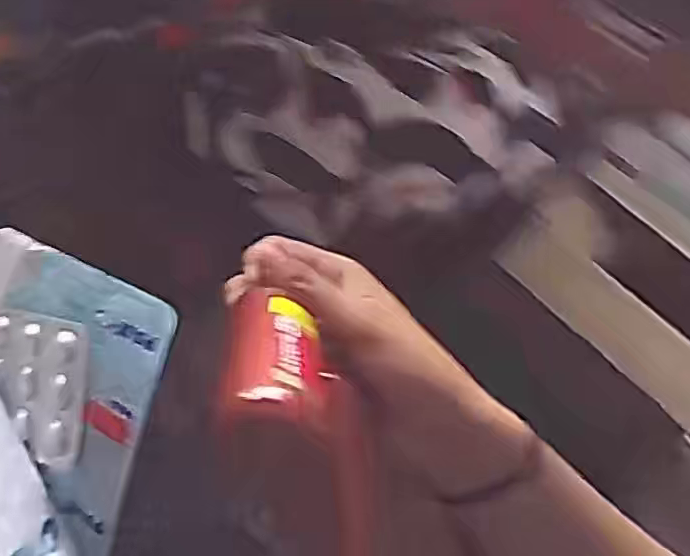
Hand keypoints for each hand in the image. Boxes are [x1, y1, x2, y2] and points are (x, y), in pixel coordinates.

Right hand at [225, 236, 529, 492]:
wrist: (448, 439)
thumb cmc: (412, 368)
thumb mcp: (360, 323)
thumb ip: (309, 288)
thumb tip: (259, 253)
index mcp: (336, 275)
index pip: (281, 252)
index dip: (257, 264)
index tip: (244, 290)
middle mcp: (325, 300)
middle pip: (271, 288)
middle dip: (251, 302)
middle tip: (241, 326)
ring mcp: (321, 339)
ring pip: (273, 326)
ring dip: (256, 337)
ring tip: (247, 355)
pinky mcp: (319, 374)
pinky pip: (283, 361)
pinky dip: (269, 365)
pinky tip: (258, 377)